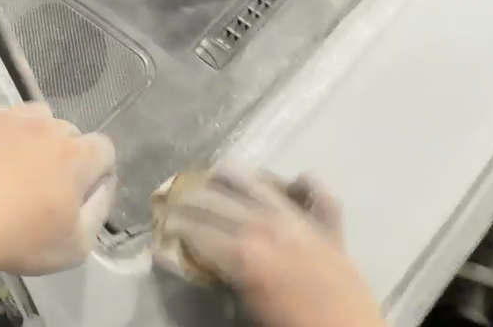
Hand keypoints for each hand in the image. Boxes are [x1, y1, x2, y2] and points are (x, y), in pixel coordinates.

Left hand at [0, 102, 115, 275]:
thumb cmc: (20, 237)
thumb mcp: (77, 244)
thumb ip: (99, 208)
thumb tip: (103, 183)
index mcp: (76, 156)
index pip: (104, 148)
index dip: (98, 169)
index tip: (81, 192)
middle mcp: (47, 126)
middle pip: (69, 132)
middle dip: (66, 154)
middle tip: (45, 185)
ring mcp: (11, 116)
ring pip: (36, 117)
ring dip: (36, 137)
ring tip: (18, 166)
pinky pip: (3, 118)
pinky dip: (3, 134)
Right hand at [158, 168, 382, 326]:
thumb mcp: (247, 319)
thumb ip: (222, 285)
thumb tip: (199, 264)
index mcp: (242, 256)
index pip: (192, 229)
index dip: (172, 229)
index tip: (163, 232)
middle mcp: (264, 228)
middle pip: (212, 200)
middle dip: (186, 202)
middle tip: (176, 210)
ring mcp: (299, 224)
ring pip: (252, 181)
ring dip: (227, 179)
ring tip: (214, 184)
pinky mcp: (330, 231)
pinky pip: (319, 193)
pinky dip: (304, 185)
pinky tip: (290, 186)